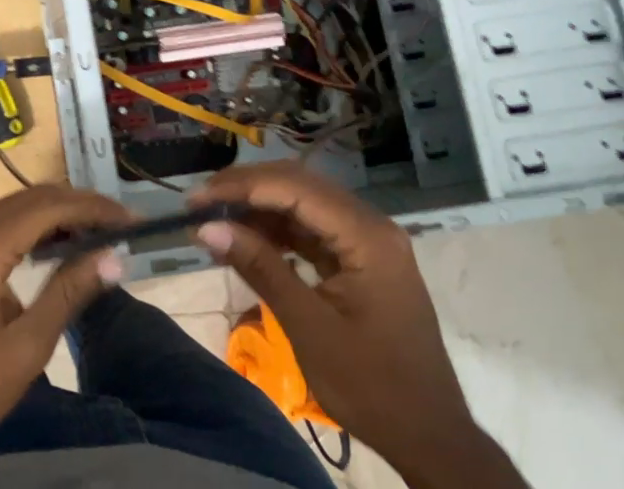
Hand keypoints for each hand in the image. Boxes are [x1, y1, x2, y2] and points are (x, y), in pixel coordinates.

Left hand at [0, 185, 131, 487]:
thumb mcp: (28, 344)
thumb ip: (70, 291)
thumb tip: (114, 256)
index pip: (47, 208)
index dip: (93, 209)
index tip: (131, 220)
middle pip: (30, 199)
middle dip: (79, 205)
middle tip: (122, 223)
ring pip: (14, 207)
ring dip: (57, 213)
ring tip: (100, 231)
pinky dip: (33, 225)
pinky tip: (60, 243)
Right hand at [190, 163, 526, 488]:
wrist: (427, 435)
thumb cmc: (371, 384)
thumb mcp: (308, 326)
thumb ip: (260, 268)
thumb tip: (206, 227)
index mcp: (368, 237)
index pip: (296, 188)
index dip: (242, 187)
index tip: (196, 200)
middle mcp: (371, 227)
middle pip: (300, 187)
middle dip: (246, 191)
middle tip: (198, 205)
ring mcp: (368, 243)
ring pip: (304, 206)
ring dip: (258, 210)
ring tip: (213, 222)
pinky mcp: (360, 262)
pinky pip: (312, 232)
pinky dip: (277, 233)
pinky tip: (244, 241)